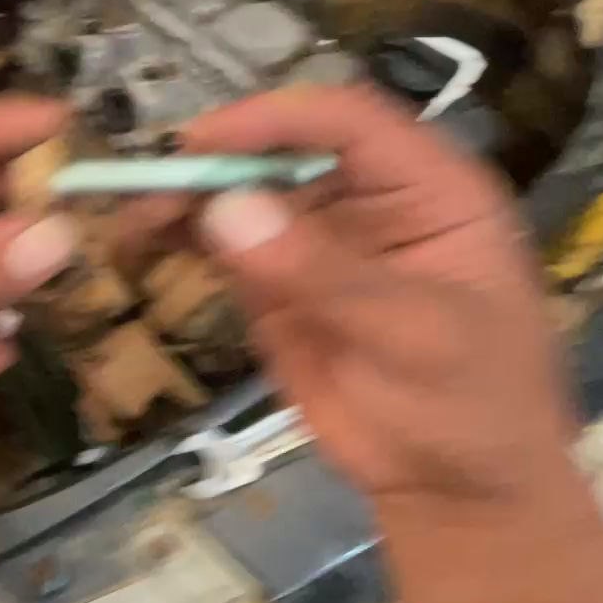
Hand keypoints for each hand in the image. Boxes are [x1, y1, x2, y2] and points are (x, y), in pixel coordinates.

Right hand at [120, 86, 576, 506]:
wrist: (446, 483)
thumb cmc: (467, 405)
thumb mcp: (413, 335)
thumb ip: (322, 271)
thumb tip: (223, 208)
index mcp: (425, 189)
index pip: (348, 122)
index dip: (275, 119)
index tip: (202, 142)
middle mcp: (363, 198)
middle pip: (277, 150)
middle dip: (212, 162)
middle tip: (149, 189)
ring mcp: (311, 237)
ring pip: (237, 191)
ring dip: (183, 196)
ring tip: (134, 220)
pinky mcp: (269, 275)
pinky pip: (216, 239)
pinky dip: (176, 234)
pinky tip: (141, 240)